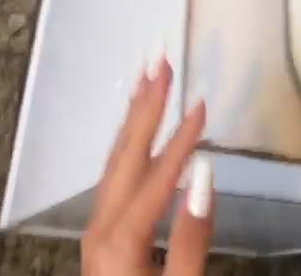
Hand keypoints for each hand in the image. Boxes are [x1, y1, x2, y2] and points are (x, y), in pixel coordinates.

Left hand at [81, 53, 212, 275]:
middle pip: (126, 154)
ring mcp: (97, 231)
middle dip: (146, 105)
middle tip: (161, 59)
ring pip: (115, 161)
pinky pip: (113, 175)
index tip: (203, 103)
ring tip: (148, 78)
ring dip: (133, 116)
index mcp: (120, 241)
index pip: (156, 177)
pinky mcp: (102, 238)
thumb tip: (203, 174)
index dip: (181, 139)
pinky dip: (127, 143)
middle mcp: (101, 227)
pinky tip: (136, 132)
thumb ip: (191, 237)